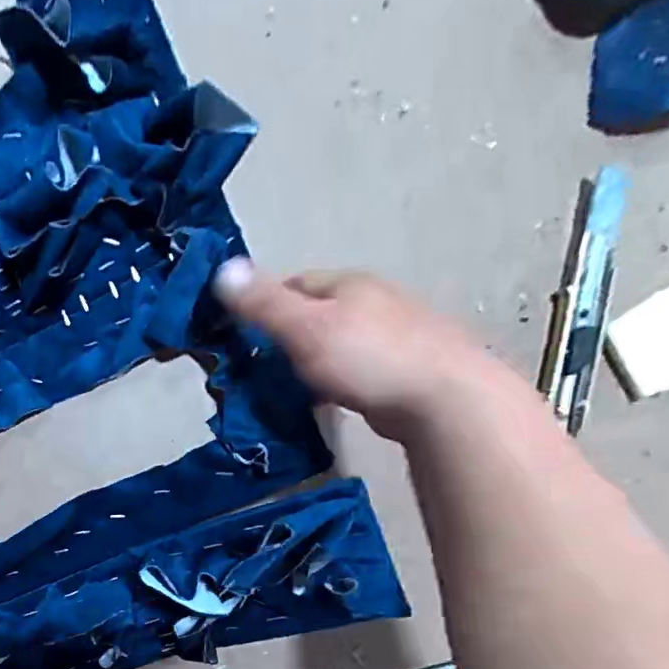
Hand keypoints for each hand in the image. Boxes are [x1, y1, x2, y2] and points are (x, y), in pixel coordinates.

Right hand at [212, 258, 503, 440]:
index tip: (237, 333)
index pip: (292, 283)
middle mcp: (373, 300)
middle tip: (255, 366)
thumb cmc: (366, 358)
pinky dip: (332, 377)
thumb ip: (263, 302)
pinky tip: (325, 397)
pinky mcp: (402, 366)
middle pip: (314, 312)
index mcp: (348, 284)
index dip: (260, 303)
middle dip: (283, 334)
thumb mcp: (304, 328)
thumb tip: (223, 268)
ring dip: (308, 358)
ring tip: (286, 385)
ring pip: (333, 340)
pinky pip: (352, 366)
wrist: (445, 400)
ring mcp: (393, 333)